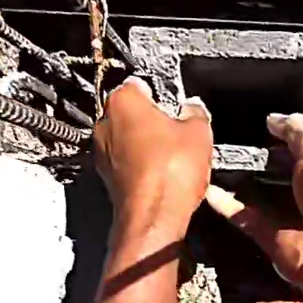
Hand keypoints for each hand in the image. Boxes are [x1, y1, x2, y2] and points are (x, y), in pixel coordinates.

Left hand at [91, 77, 211, 236]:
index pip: (140, 84)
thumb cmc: (170, 173)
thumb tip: (195, 109)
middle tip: (177, 133)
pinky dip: (142, 170)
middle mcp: (105, 125)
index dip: (161, 94)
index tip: (175, 105)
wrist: (154, 218)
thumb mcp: (199, 132)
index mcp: (123, 101)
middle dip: (152, 122)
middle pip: (132, 115)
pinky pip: (128, 166)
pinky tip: (163, 178)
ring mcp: (103, 155)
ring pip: (128, 142)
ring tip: (173, 161)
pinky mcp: (108, 181)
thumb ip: (196, 113)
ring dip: (147, 148)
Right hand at [204, 112, 302, 292]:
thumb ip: (297, 133)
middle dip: (257, 161)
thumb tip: (276, 119)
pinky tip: (210, 190)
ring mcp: (286, 218)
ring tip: (216, 163)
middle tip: (233, 144)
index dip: (284, 139)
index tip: (263, 128)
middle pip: (277, 175)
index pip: (302, 153)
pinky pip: (244, 218)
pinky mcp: (269, 237)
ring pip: (258, 197)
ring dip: (239, 183)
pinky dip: (227, 206)